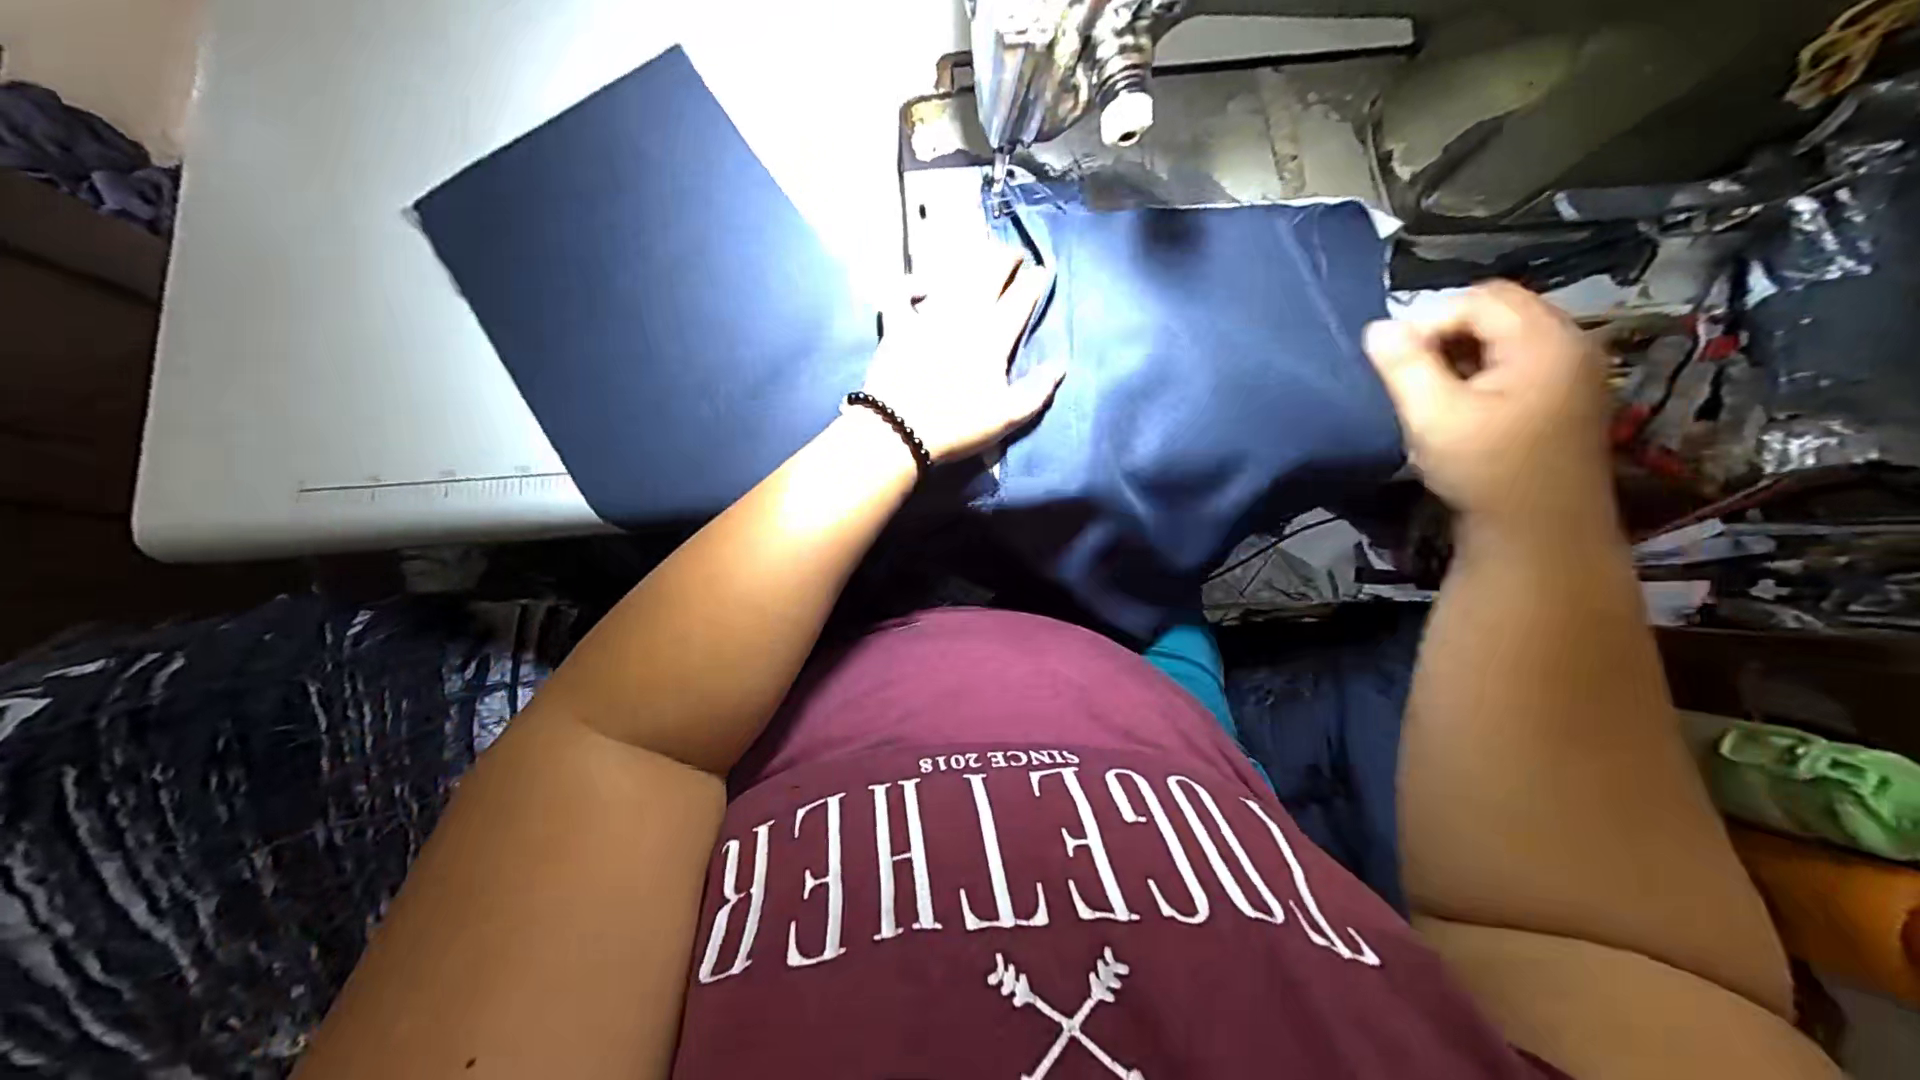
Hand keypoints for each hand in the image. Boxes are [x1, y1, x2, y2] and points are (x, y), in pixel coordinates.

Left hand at [856, 246, 1063, 463]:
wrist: (899, 430)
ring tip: (979, 261)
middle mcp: (963, 316)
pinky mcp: (897, 325)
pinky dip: (911, 285)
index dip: (1035, 281)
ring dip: (969, 264)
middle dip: (1006, 257)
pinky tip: (921, 287)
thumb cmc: (957, 426)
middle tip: (1014, 255)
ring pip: (952, 276)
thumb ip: (1037, 390)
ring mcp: (927, 316)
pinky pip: (901, 293)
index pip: (1021, 297)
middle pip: (989, 272)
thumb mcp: (1007, 417)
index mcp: (993, 337)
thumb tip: (1059, 364)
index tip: (1041, 272)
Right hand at [1362, 282, 1613, 534]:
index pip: (1481, 298)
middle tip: (1408, 369)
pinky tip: (1458, 401)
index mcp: (1545, 342)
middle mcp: (1570, 344)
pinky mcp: (1566, 395)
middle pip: (1498, 311)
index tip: (1394, 357)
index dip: (1429, 318)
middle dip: (1444, 332)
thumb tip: (1377, 328)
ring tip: (1428, 386)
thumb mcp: (1433, 416)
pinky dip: (1481, 368)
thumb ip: (1404, 366)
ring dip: (1460, 351)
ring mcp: (1574, 370)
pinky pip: (1517, 360)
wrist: (1540, 531)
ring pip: (1506, 336)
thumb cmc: (1485, 471)